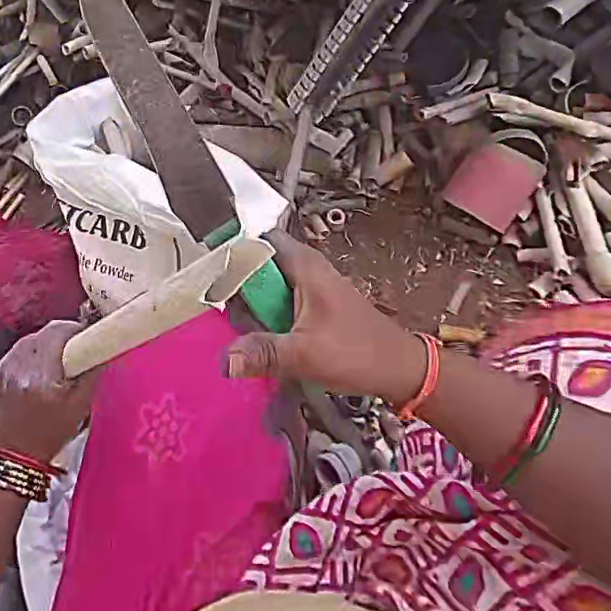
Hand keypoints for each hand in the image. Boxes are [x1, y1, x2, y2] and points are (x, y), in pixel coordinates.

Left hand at [0, 321, 99, 462]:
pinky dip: (36, 350)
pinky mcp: (2, 369)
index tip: (87, 336)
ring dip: (51, 341)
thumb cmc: (48, 434)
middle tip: (79, 349)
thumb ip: (92, 373)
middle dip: (66, 334)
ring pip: (35, 336)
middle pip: (47, 331)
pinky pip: (23, 346)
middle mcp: (21, 367)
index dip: (77, 329)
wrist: (15, 454)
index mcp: (41, 376)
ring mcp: (9, 367)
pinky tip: (45, 366)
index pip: (59, 331)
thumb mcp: (80, 406)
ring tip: (62, 359)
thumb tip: (102, 349)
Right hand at [222, 230, 428, 404]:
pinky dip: (269, 316)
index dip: (232, 255)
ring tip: (246, 331)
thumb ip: (263, 353)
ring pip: (268, 286)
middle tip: (230, 316)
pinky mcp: (315, 304)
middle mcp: (306, 267)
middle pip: (258, 265)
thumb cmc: (357, 353)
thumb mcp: (304, 354)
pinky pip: (281, 301)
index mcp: (303, 264)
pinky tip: (266, 338)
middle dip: (241, 289)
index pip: (257, 241)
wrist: (398, 369)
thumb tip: (224, 360)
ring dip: (255, 306)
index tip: (211, 280)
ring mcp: (311, 285)